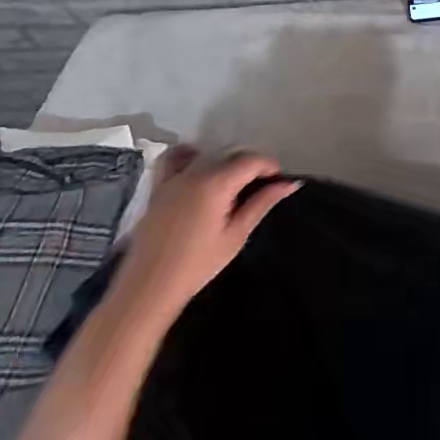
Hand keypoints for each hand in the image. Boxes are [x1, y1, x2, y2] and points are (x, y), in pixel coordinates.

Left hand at [108, 146, 298, 324]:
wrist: (149, 286)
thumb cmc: (197, 264)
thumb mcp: (236, 235)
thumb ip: (262, 204)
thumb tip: (289, 184)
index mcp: (216, 183)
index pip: (251, 160)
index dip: (270, 165)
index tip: (280, 180)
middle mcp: (195, 171)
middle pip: (231, 153)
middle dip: (252, 164)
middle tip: (263, 186)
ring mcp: (174, 176)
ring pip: (208, 153)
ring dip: (227, 160)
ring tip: (235, 182)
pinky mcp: (159, 185)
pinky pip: (176, 157)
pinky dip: (191, 154)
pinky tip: (200, 167)